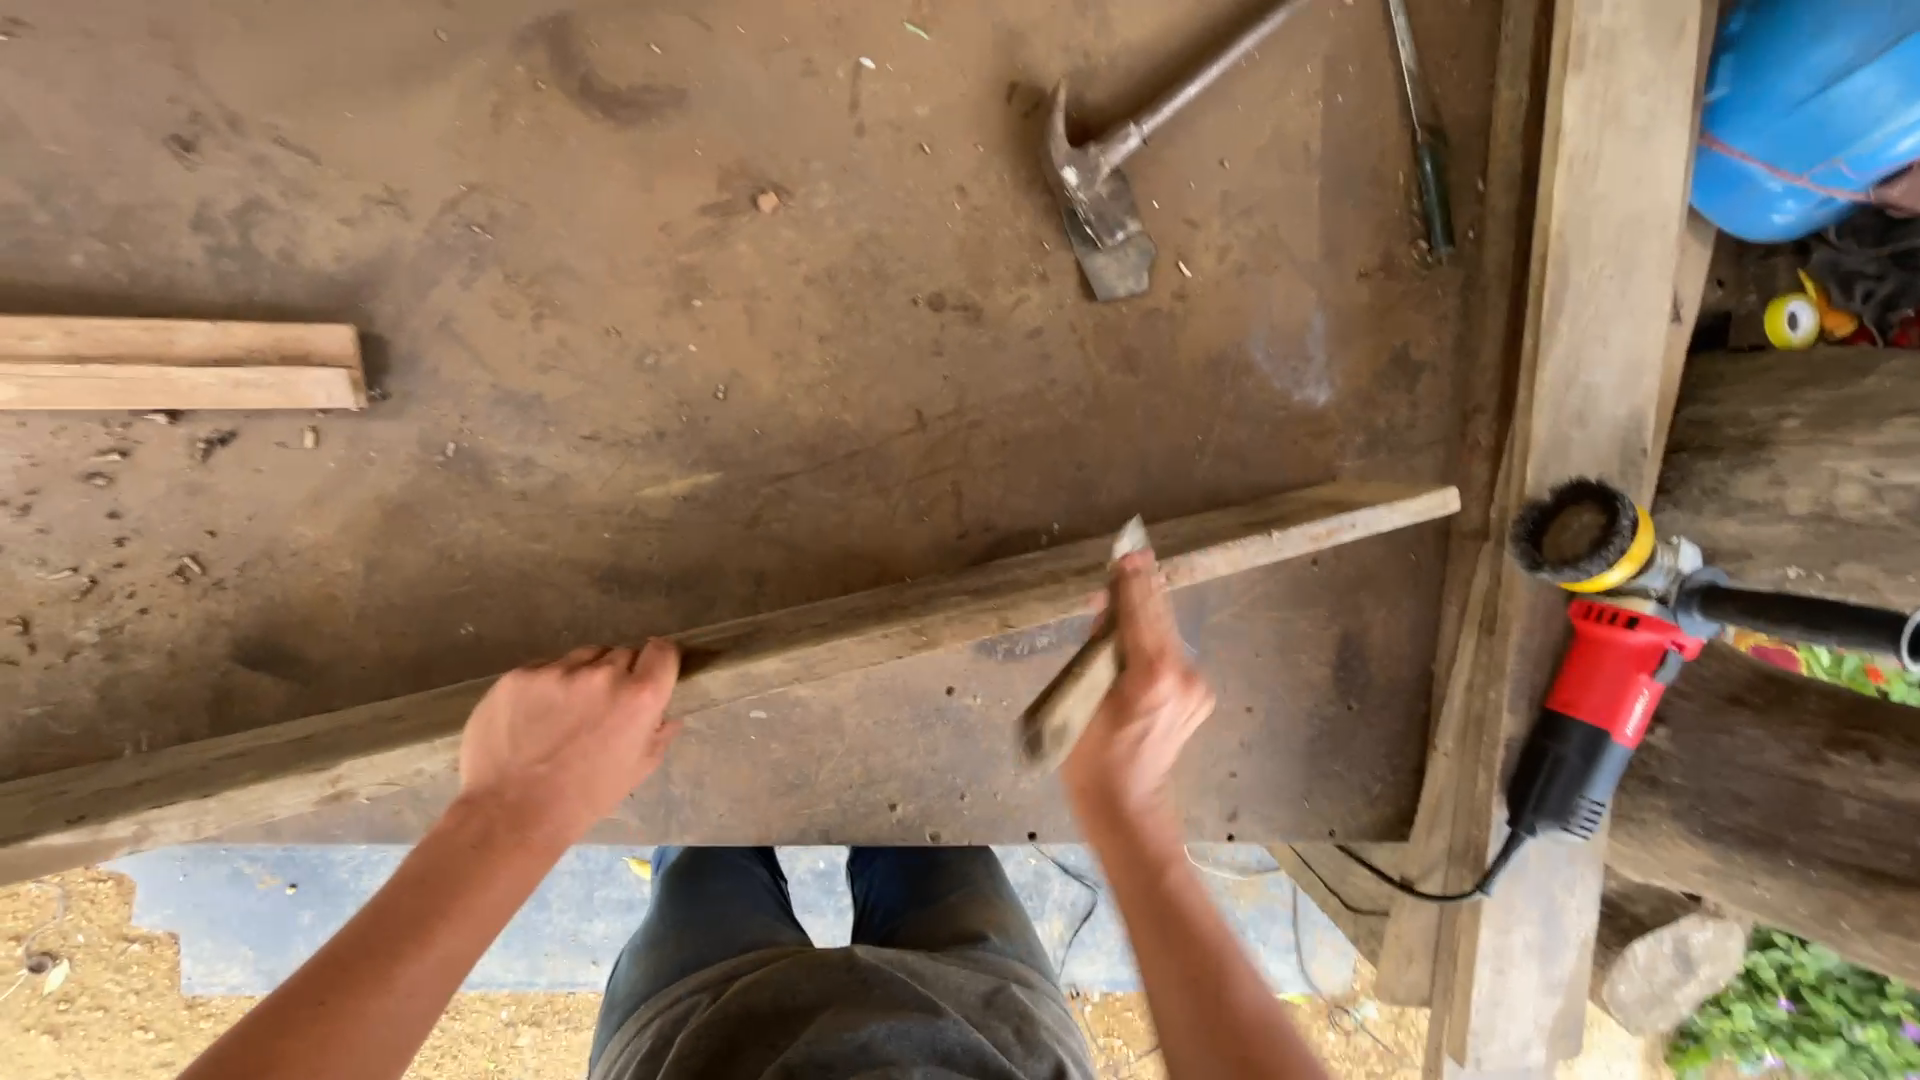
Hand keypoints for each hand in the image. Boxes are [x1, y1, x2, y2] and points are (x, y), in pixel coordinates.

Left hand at [456, 641, 682, 844]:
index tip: (650, 672)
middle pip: (621, 653)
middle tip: (603, 705)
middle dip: (619, 675)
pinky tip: (534, 714)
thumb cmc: (585, 798)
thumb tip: (665, 714)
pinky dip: (547, 684)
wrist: (511, 813)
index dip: (659, 660)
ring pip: (583, 657)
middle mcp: (603, 675)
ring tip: (566, 709)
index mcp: (639, 697)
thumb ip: (659, 733)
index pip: (662, 651)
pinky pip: (544, 668)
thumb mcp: (638, 769)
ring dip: (583, 675)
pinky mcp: (519, 676)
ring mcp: (558, 672)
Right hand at [1062, 551, 1214, 828]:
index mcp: (1153, 675)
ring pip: (1168, 636)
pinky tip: (1139, 628)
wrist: (1126, 803)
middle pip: (1161, 619)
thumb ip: (1099, 651)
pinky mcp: (1198, 697)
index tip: (1127, 554)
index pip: (1140, 614)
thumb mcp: (1083, 696)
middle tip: (1133, 556)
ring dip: (1147, 613)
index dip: (1131, 583)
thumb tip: (1107, 614)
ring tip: (1131, 585)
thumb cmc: (1091, 756)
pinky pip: (1173, 655)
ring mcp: (1196, 688)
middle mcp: (1183, 676)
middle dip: (1142, 590)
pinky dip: (1155, 639)